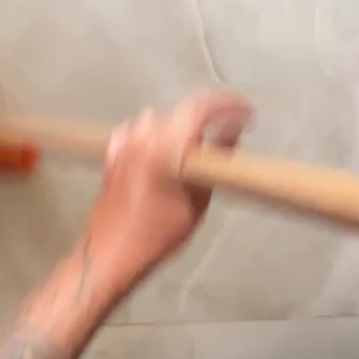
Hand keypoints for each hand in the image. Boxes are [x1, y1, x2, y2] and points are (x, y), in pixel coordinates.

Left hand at [82, 91, 254, 290]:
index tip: (247, 115)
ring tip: (190, 150)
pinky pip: (134, 132)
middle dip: (203, 121)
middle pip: (178, 112)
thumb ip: (215, 160)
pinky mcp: (110, 156)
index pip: (200, 106)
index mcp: (165, 144)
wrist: (111, 252)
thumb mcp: (198, 200)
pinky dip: (150, 136)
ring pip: (154, 120)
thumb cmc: (159, 232)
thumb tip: (232, 132)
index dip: (228, 105)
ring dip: (175, 128)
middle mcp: (140, 137)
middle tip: (222, 139)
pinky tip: (158, 153)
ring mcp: (122, 145)